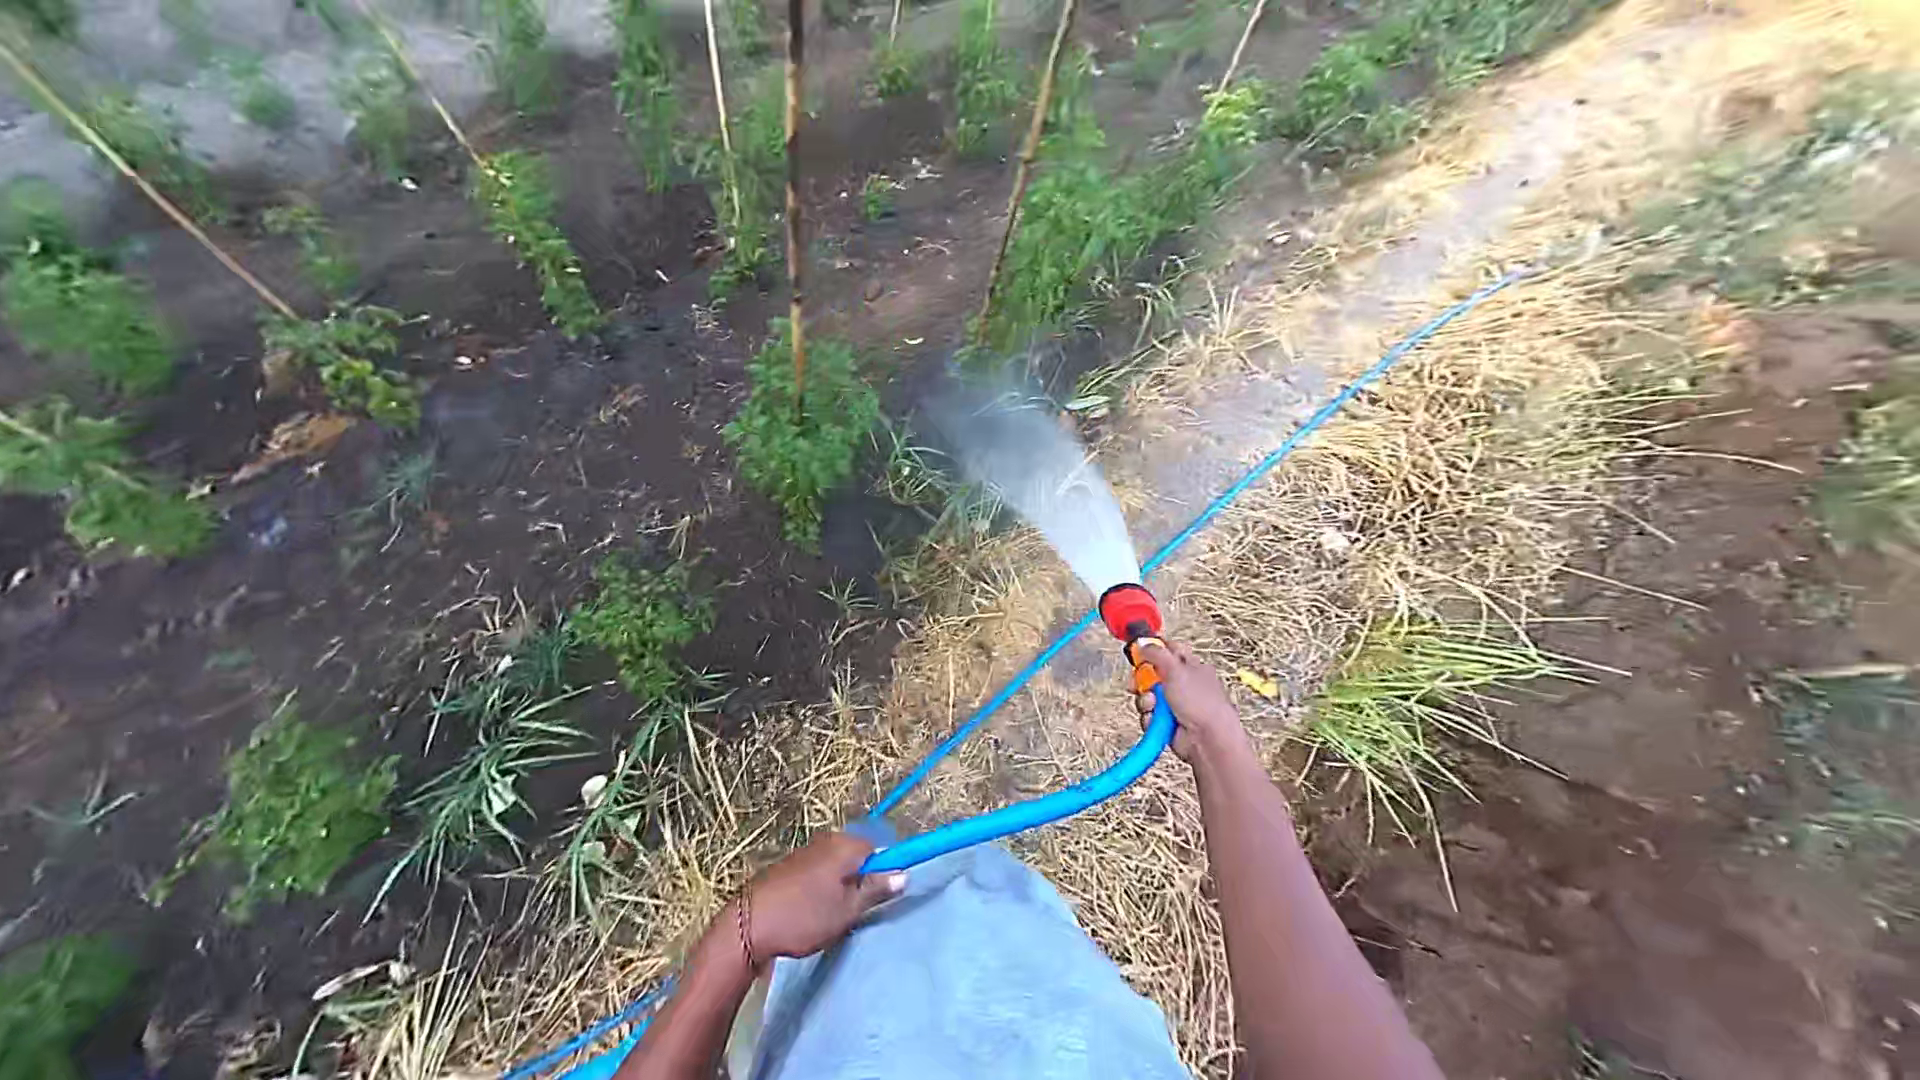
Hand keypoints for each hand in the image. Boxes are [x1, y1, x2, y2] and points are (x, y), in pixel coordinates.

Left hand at [743, 831, 906, 960]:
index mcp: (847, 846)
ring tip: (834, 913)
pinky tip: (814, 908)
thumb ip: (877, 889)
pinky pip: (821, 869)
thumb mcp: (847, 909)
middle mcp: (829, 840)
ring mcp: (809, 850)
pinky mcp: (793, 864)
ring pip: (839, 864)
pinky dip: (825, 885)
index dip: (884, 872)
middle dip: (862, 879)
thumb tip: (904, 875)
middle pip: (859, 855)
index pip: (880, 850)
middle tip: (857, 910)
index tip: (880, 897)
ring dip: (843, 884)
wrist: (749, 925)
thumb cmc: (804, 917)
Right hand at [1134, 640, 1254, 768]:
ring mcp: (1175, 704)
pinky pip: (1148, 715)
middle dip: (1142, 679)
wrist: (1207, 740)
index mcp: (1190, 666)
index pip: (1169, 650)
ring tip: (1154, 704)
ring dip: (1146, 700)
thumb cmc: (1203, 704)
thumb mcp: (1176, 669)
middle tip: (1139, 682)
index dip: (1153, 649)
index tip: (1140, 652)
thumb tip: (1143, 643)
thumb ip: (1157, 653)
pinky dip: (1150, 718)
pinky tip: (1157, 720)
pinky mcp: (1167, 722)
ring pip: (1147, 695)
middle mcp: (1183, 684)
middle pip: (1152, 674)